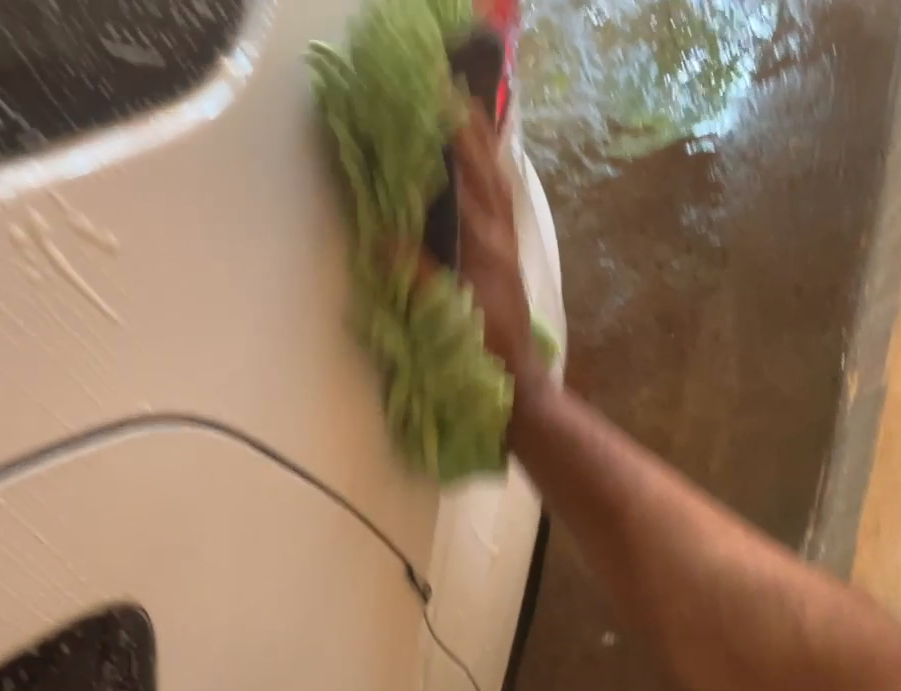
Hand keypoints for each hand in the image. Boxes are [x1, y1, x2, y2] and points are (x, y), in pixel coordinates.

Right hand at [426, 98, 540, 387]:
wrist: (515, 375)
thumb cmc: (480, 345)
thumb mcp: (444, 310)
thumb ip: (417, 274)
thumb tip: (385, 241)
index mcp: (485, 244)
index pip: (467, 184)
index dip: (452, 149)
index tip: (435, 116)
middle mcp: (501, 236)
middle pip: (489, 173)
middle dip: (473, 137)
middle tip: (453, 105)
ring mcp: (508, 245)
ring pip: (499, 186)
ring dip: (485, 153)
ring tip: (468, 126)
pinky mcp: (508, 257)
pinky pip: (500, 205)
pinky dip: (490, 180)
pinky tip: (480, 176)